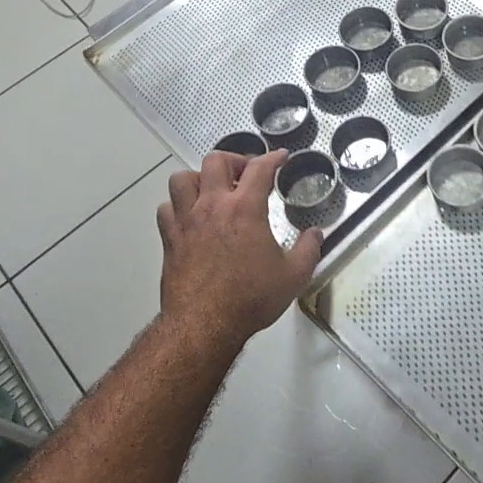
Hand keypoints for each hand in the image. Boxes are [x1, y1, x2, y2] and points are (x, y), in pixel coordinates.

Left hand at [157, 150, 321, 347]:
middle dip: (233, 160)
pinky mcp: (169, 239)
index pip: (260, 168)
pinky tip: (189, 217)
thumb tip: (316, 234)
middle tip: (245, 175)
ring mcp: (186, 221)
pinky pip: (166, 208)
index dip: (273, 158)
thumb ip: (309, 249)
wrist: (204, 325)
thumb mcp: (293, 275)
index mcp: (245, 208)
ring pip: (182, 179)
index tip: (281, 157)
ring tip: (212, 191)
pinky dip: (177, 206)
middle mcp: (213, 206)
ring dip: (199, 179)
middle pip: (215, 161)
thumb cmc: (252, 298)